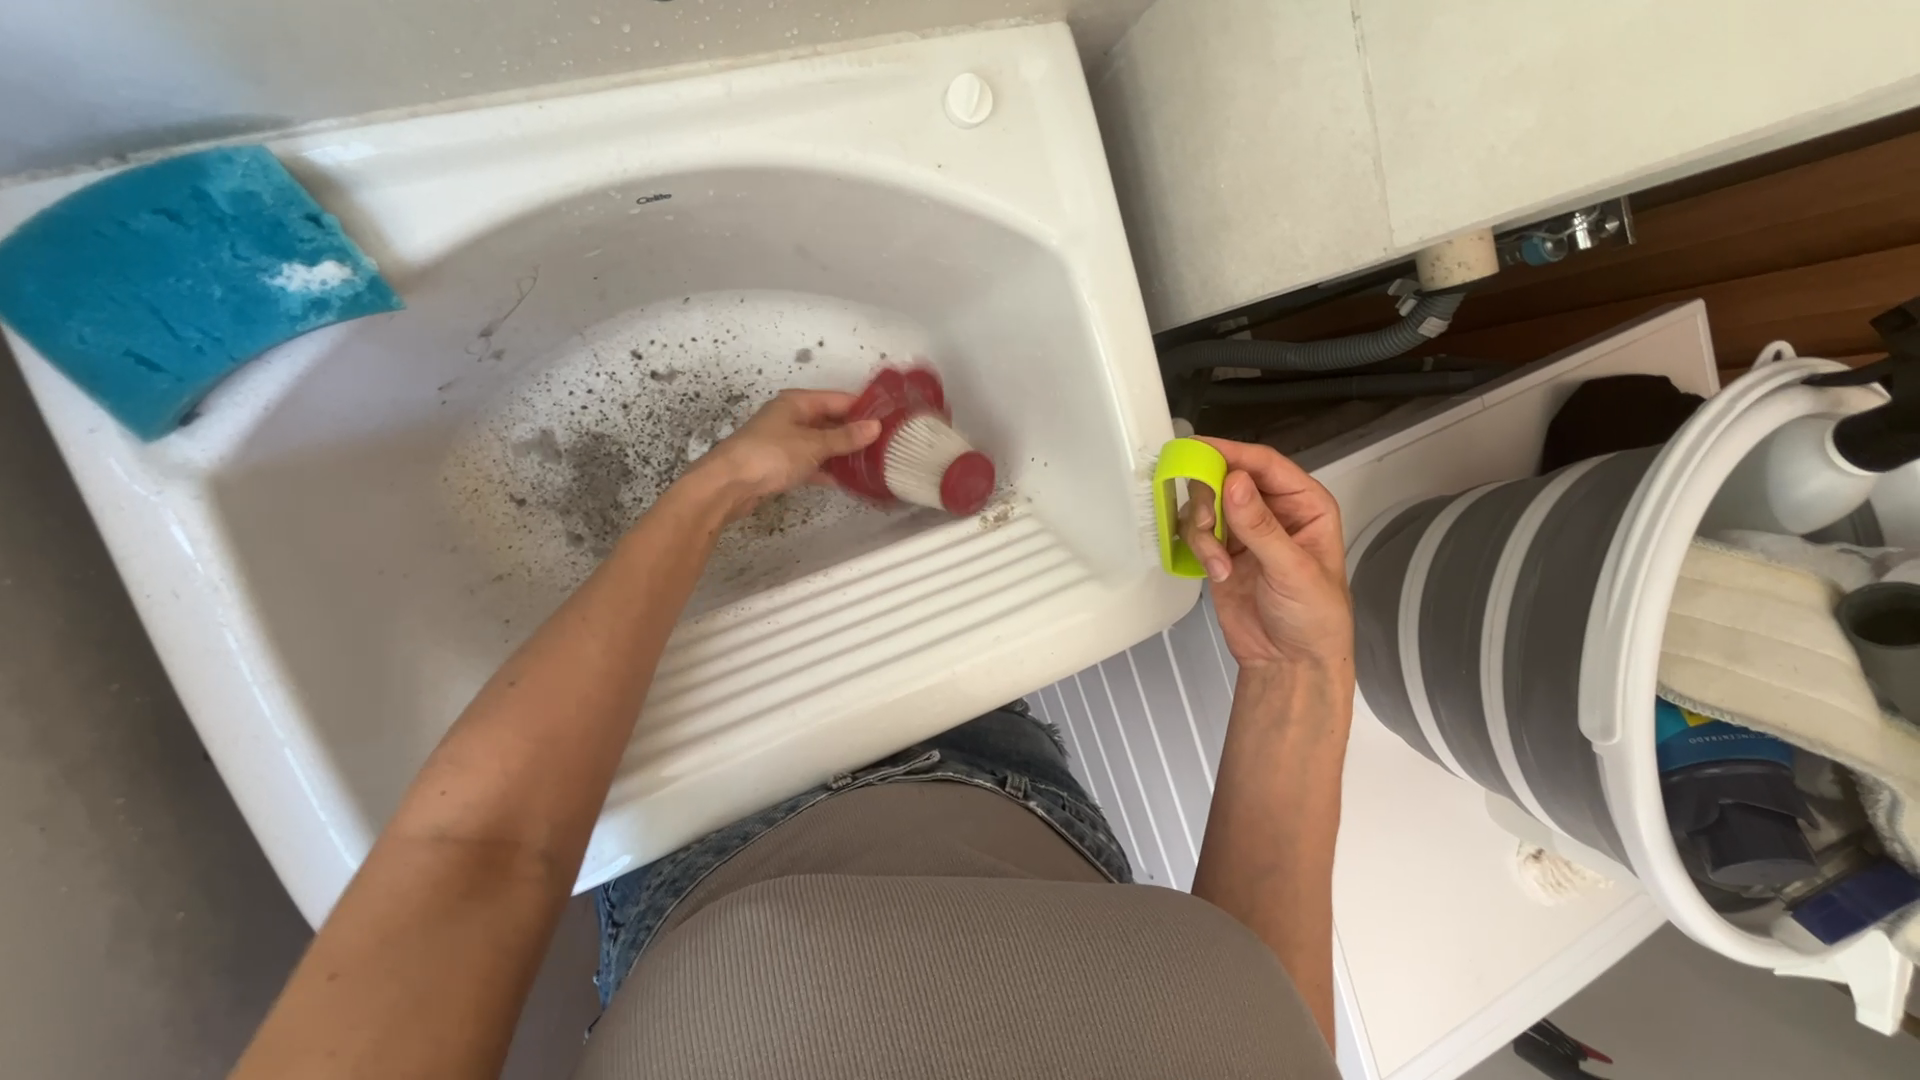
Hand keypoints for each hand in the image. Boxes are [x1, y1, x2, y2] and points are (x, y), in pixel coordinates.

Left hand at [680, 390, 881, 522]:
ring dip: (844, 453)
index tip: (890, 419)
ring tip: (874, 463)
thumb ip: (845, 437)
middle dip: (857, 433)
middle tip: (887, 445)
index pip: (840, 399)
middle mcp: (792, 417)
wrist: (728, 485)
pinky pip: (813, 463)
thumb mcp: (813, 445)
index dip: (865, 408)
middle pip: (832, 421)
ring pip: (823, 444)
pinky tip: (849, 481)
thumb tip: (875, 427)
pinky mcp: (782, 465)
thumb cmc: (770, 455)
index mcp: (798, 402)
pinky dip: (828, 470)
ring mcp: (786, 442)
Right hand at [1178, 438, 1353, 673]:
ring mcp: (1243, 531)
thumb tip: (1234, 481)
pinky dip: (1198, 549)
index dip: (1231, 454)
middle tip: (1206, 524)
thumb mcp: (1293, 570)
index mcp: (1304, 504)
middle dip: (1210, 499)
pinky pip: (1196, 532)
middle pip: (1227, 478)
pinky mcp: (1220, 551)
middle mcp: (1272, 510)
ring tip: (1218, 561)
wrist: (1289, 662)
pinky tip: (1217, 572)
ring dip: (1202, 529)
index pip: (1264, 465)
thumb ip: (1260, 526)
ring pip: (1206, 504)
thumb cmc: (1313, 616)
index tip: (1197, 449)